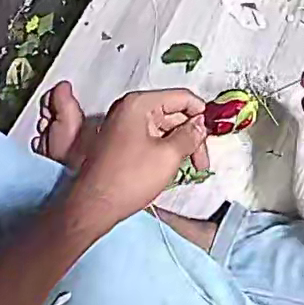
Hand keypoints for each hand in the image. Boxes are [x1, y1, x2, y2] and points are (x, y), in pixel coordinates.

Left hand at [62, 89, 208, 235]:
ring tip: (189, 166)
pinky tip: (172, 166)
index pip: (182, 97)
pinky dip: (165, 148)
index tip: (209, 135)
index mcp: (139, 104)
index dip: (200, 114)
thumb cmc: (129, 179)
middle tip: (202, 159)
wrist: (93, 207)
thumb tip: (200, 125)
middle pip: (173, 112)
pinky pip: (150, 137)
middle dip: (191, 133)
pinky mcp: (120, 141)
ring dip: (179, 143)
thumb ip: (190, 135)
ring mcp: (123, 124)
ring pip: (163, 126)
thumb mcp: (169, 156)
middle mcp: (129, 108)